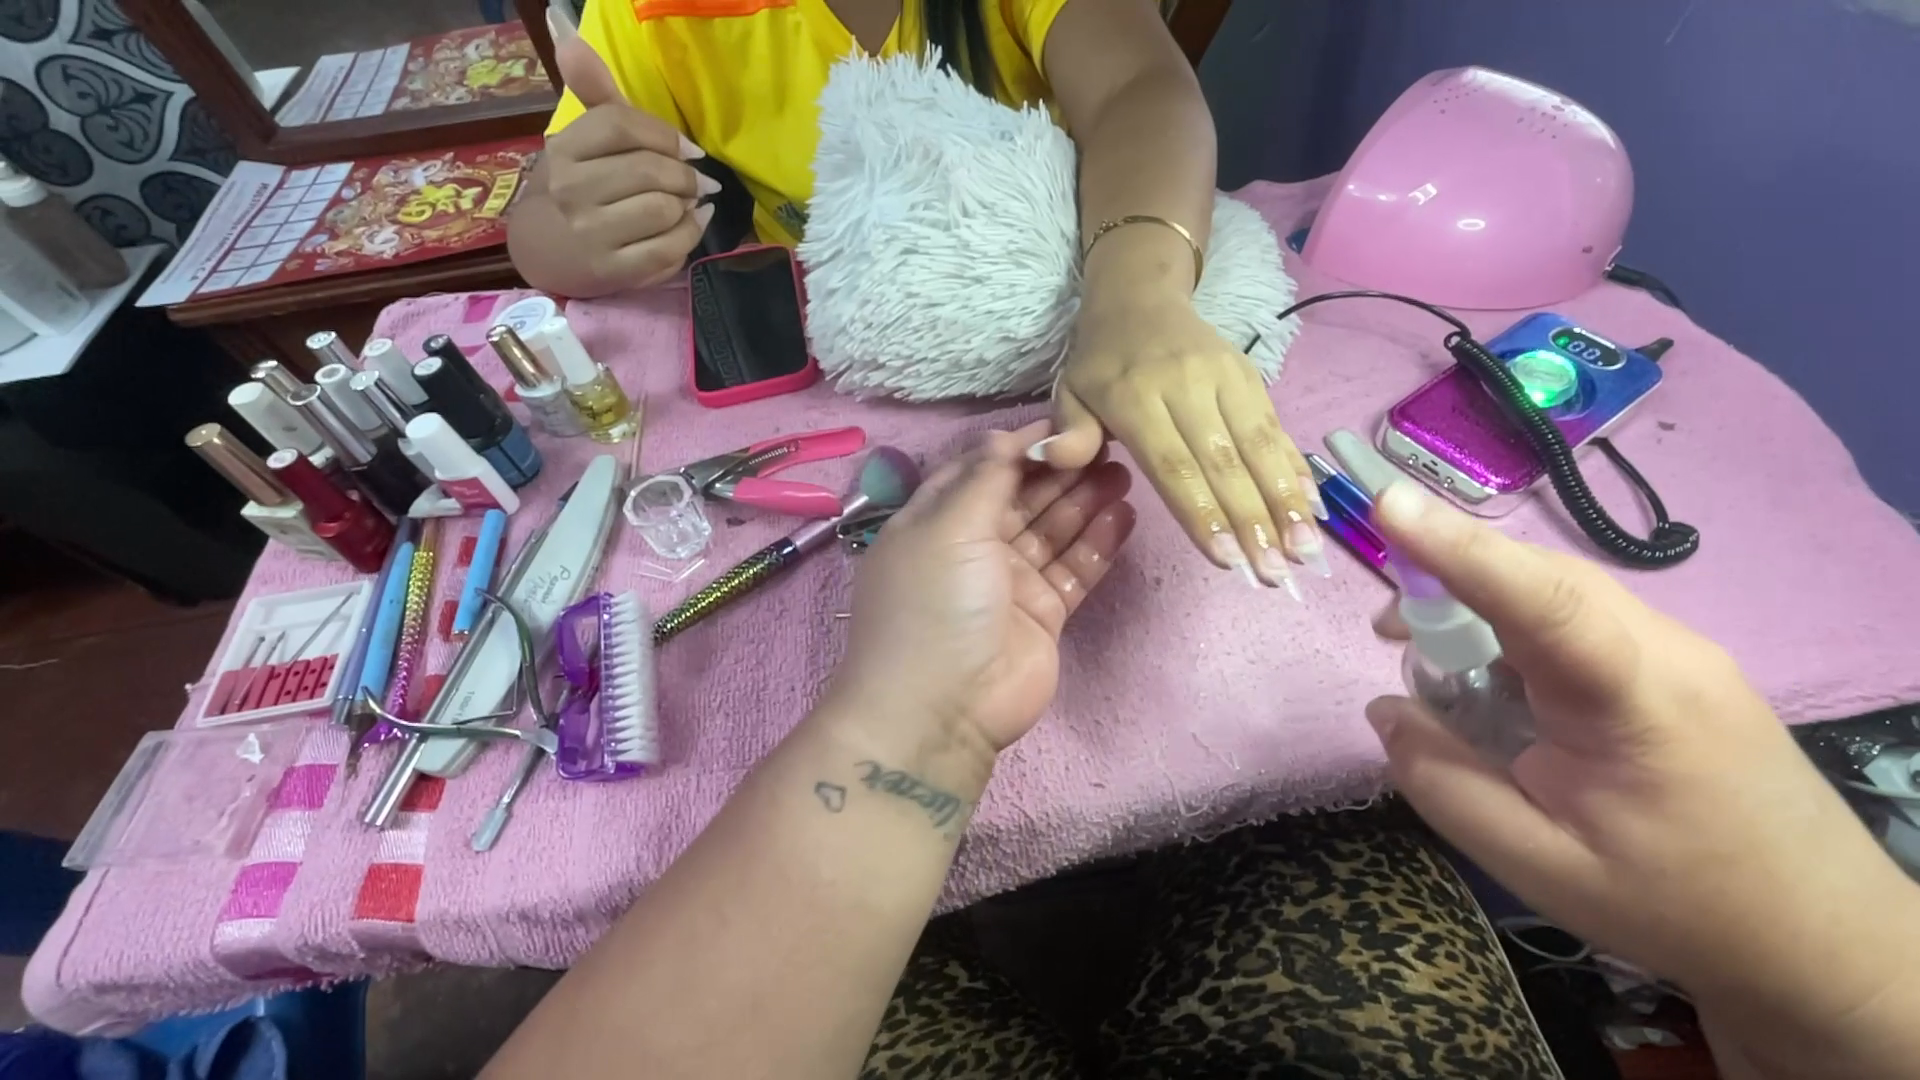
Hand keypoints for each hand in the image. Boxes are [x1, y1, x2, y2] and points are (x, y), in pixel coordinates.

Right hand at [544, 16, 712, 289]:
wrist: (543, 254)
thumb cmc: (572, 192)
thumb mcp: (578, 143)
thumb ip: (593, 96)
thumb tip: (569, 32)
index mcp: (564, 151)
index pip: (621, 125)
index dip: (665, 135)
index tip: (688, 150)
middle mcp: (573, 191)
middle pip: (650, 171)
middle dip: (686, 176)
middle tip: (697, 182)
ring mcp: (592, 234)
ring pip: (664, 210)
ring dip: (688, 207)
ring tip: (689, 204)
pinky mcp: (614, 271)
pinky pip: (669, 249)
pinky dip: (691, 235)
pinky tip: (693, 224)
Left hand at [828, 423, 1136, 753]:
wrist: (942, 711)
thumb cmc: (936, 604)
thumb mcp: (949, 526)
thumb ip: (985, 477)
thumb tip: (1007, 435)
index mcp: (936, 521)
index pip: (982, 469)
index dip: (1021, 445)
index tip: (1068, 422)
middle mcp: (971, 547)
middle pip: (1023, 497)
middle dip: (1062, 471)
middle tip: (1111, 443)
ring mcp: (1008, 583)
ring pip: (1052, 531)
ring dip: (1085, 501)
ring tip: (1126, 471)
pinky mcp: (1041, 614)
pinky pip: (1073, 570)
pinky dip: (1096, 543)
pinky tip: (1125, 515)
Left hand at [1039, 288, 1325, 597]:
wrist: (1138, 295)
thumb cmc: (1099, 360)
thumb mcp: (1069, 391)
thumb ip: (1069, 430)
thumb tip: (1050, 460)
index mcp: (1135, 398)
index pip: (1172, 466)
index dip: (1201, 513)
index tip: (1226, 560)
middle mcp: (1186, 387)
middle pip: (1224, 463)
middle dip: (1253, 521)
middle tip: (1276, 573)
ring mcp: (1224, 377)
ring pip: (1259, 445)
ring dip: (1286, 499)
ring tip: (1305, 550)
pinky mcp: (1250, 373)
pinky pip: (1275, 425)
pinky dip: (1295, 466)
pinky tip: (1313, 505)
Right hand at [1366, 481, 1919, 1077]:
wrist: (1826, 942)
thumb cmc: (1677, 905)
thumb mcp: (1536, 863)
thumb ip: (1443, 782)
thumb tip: (1385, 709)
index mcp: (1635, 698)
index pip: (1538, 599)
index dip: (1457, 547)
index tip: (1387, 504)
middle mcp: (1666, 650)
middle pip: (1541, 579)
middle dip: (1452, 576)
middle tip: (1386, 628)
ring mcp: (1679, 653)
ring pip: (1556, 594)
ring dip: (1481, 604)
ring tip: (1426, 653)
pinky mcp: (1675, 667)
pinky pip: (1576, 620)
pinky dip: (1513, 628)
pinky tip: (1493, 677)